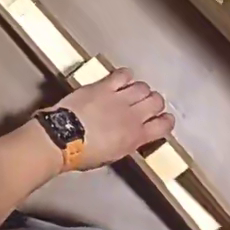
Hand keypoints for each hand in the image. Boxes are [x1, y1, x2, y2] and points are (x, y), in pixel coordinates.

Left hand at [50, 68, 173, 171]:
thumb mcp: (113, 155)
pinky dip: (126, 76)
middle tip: (146, 104)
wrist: (63, 137)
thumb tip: (132, 135)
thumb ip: (128, 142)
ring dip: (140, 89)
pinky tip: (122, 79)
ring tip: (133, 92)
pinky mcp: (104, 86)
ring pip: (143, 87)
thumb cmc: (84, 153)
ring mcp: (119, 98)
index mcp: (136, 137)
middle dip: (154, 102)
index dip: (166, 121)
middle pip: (156, 101)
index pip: (164, 125)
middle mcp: (133, 115)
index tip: (162, 119)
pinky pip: (123, 74)